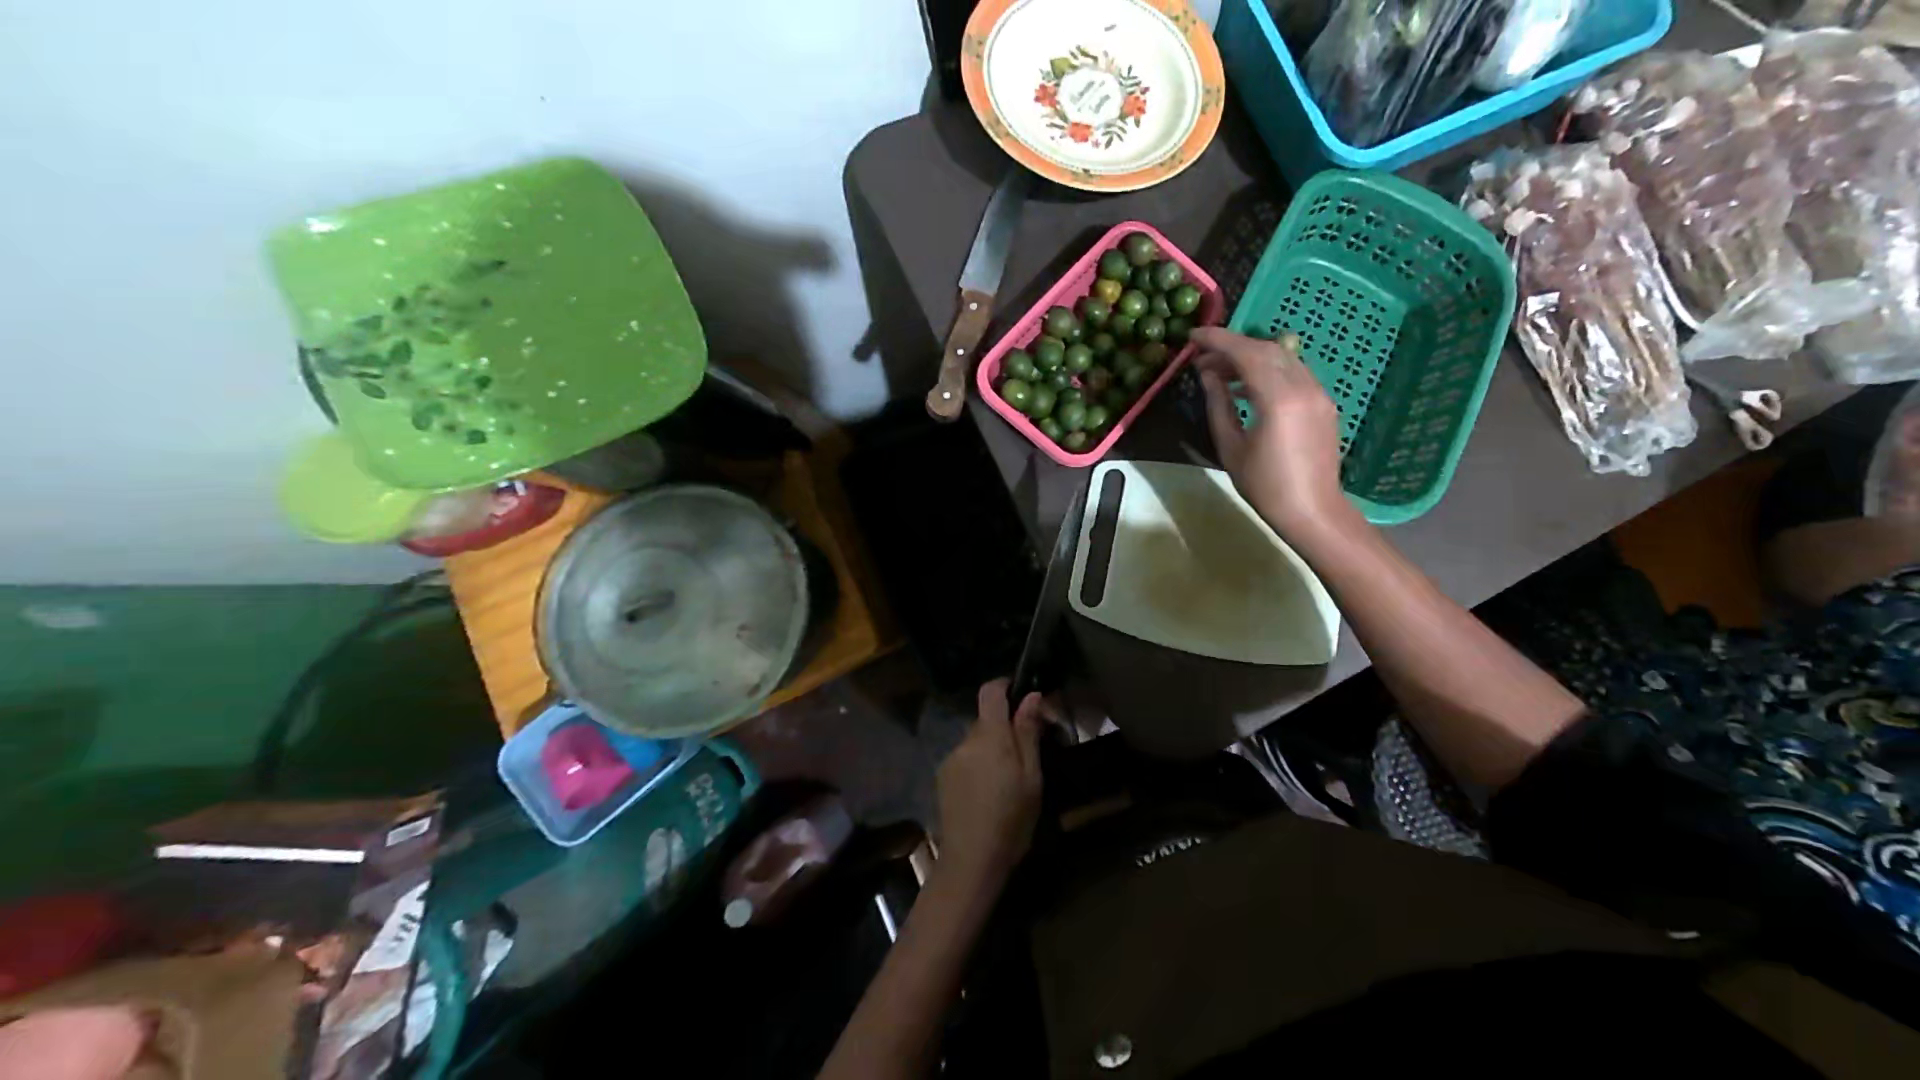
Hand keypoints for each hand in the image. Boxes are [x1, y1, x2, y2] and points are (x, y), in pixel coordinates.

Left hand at [934, 679, 1047, 889]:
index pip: (989, 691)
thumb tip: (1031, 696)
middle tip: (1028, 751)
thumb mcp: (1031, 777)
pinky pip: (965, 759)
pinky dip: (978, 765)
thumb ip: (1028, 733)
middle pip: (985, 720)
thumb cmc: (1011, 819)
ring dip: (991, 749)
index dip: (1004, 685)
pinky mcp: (942, 777)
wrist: (971, 860)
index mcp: (989, 736)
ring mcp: (950, 759)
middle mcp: (964, 741)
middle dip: (1004, 727)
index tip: (1021, 693)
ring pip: (975, 741)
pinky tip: (989, 792)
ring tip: (1009, 778)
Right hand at [1192, 327, 1351, 538]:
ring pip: (1282, 357)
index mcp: (1279, 399)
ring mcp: (1318, 393)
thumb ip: (1218, 405)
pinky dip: (1267, 370)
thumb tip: (1208, 375)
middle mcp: (1303, 387)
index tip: (1193, 337)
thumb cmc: (1265, 485)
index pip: (1247, 353)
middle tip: (1202, 359)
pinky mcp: (1323, 403)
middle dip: (1232, 347)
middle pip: (1266, 349)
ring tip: (1220, 373)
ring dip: (1250, 357)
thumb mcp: (1231, 447)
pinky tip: (1246, 388)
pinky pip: (1293, 373)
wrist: (1312, 510)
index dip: (1218, 340)